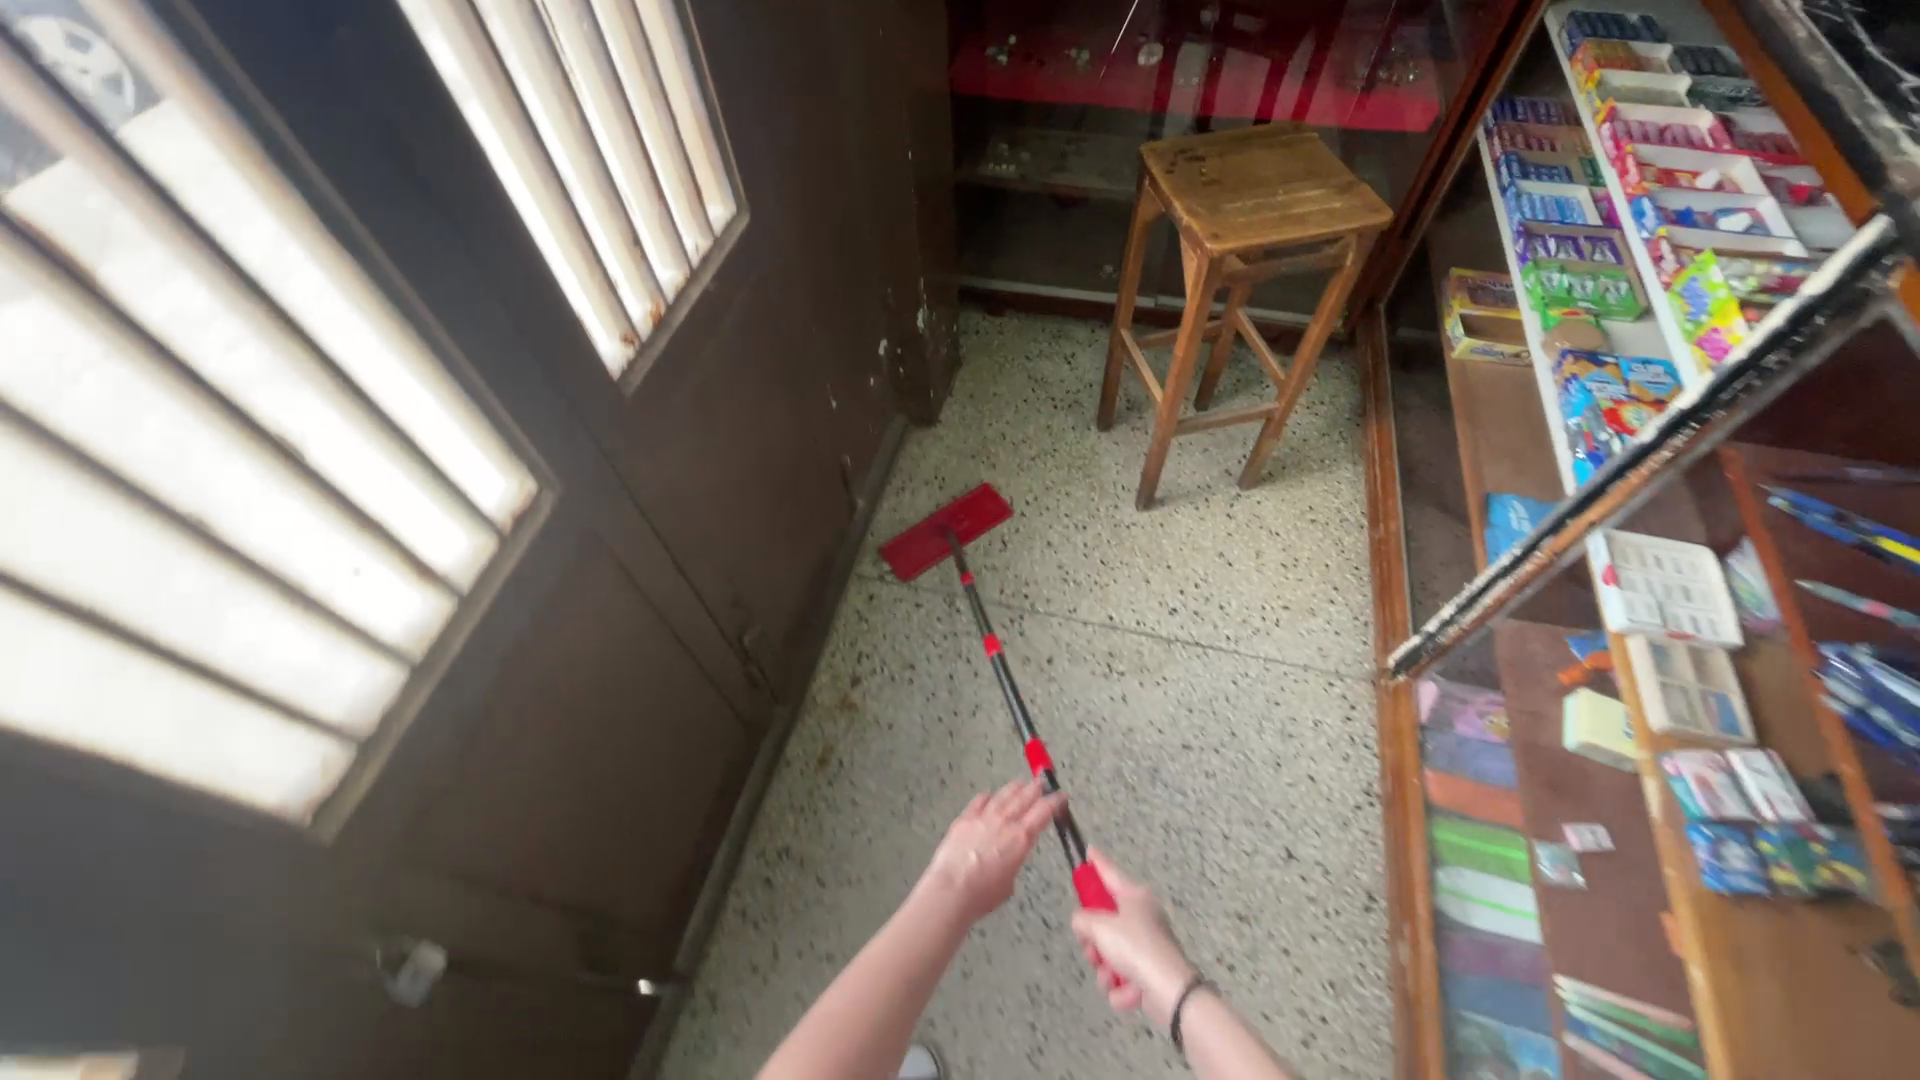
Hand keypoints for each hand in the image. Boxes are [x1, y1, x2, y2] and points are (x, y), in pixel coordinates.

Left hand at [914, 778, 1065, 923]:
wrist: (951, 890)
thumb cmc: (983, 895)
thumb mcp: (1009, 882)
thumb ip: (1013, 862)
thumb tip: (1008, 857)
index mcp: (1021, 839)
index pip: (1043, 812)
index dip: (1055, 802)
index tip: (1061, 796)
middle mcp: (1004, 822)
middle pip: (1024, 797)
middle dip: (1035, 787)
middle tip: (1042, 781)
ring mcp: (983, 817)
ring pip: (1003, 795)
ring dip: (1014, 788)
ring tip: (1020, 783)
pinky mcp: (964, 818)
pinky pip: (979, 801)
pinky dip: (987, 797)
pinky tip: (989, 795)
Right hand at [1070, 849, 1198, 1027]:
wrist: (1170, 991)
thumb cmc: (1136, 948)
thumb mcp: (1100, 927)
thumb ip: (1082, 920)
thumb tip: (1082, 923)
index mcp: (1135, 897)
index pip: (1110, 873)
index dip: (1097, 862)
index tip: (1089, 850)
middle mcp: (1142, 916)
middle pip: (1106, 920)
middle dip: (1094, 940)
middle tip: (1091, 947)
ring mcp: (1148, 945)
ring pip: (1111, 952)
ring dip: (1105, 968)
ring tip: (1110, 976)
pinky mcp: (1150, 972)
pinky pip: (1124, 977)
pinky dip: (1121, 987)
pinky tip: (1127, 992)